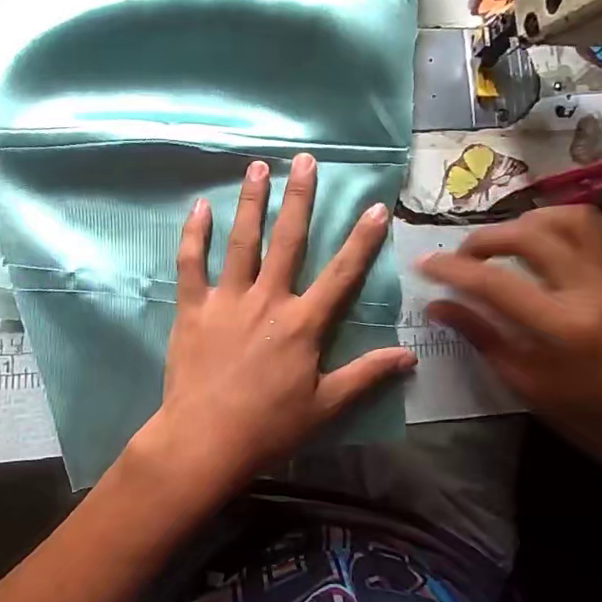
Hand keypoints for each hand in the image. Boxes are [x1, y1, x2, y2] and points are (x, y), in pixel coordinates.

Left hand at [129, 154, 416, 500]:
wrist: (205, 441)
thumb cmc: (269, 426)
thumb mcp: (326, 405)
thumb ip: (367, 374)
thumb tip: (409, 356)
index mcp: (303, 323)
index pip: (341, 273)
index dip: (361, 239)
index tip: (375, 206)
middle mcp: (268, 300)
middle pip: (288, 240)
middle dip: (299, 197)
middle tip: (305, 160)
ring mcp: (227, 300)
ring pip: (241, 241)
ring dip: (251, 202)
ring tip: (258, 166)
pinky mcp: (193, 308)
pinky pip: (191, 264)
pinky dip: (194, 235)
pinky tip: (200, 207)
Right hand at [418, 205, 601, 485]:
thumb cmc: (583, 415)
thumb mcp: (523, 382)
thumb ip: (480, 334)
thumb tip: (436, 305)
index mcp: (565, 328)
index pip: (496, 283)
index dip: (452, 269)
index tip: (423, 263)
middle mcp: (595, 292)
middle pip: (532, 237)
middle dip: (486, 238)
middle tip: (463, 255)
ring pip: (573, 218)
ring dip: (530, 221)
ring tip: (507, 240)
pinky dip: (573, 222)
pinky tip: (552, 237)